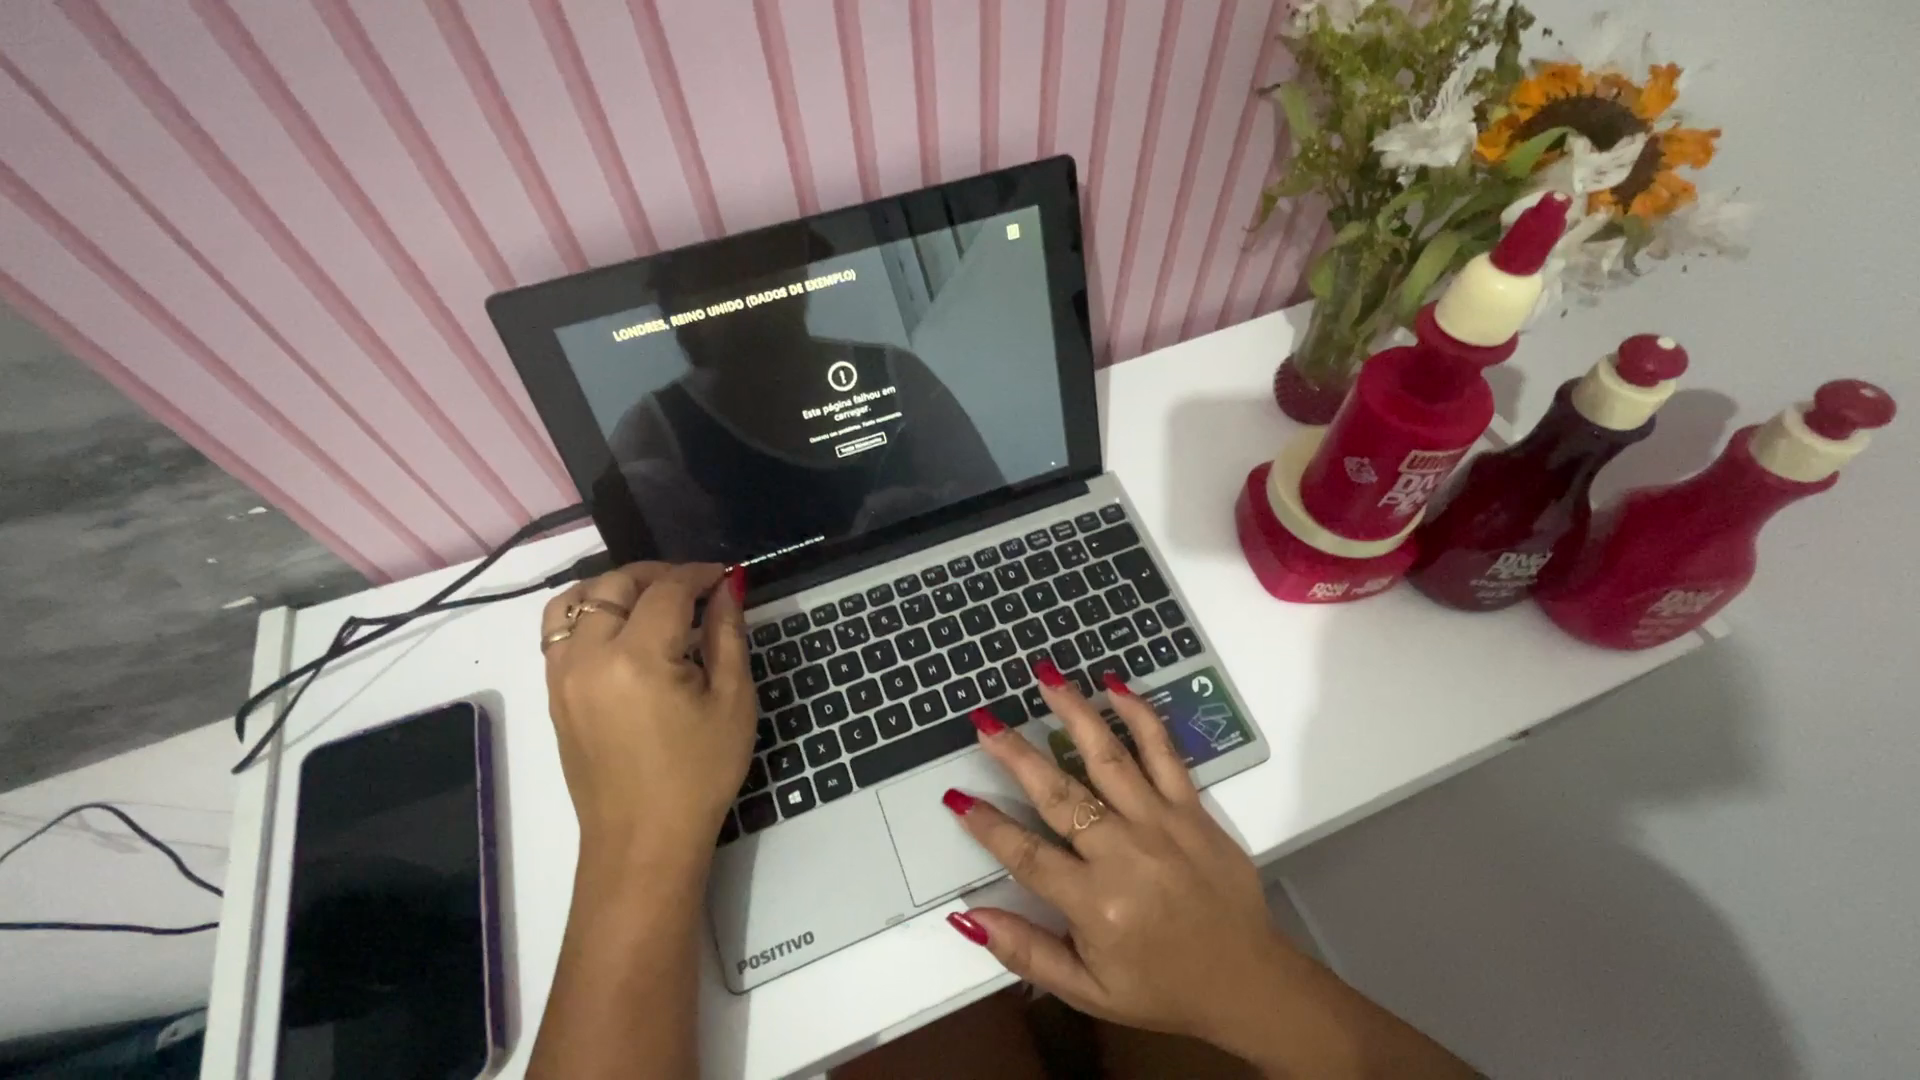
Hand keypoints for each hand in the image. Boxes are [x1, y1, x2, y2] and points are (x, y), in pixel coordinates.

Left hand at [540, 562, 752, 858]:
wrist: (644, 839)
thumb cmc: (700, 773)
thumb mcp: (732, 701)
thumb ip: (727, 634)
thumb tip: (727, 589)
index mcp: (637, 658)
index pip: (667, 590)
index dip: (700, 575)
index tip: (725, 576)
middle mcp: (589, 657)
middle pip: (615, 585)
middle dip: (658, 575)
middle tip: (696, 588)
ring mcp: (563, 676)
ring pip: (575, 601)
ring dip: (614, 588)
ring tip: (650, 601)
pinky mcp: (554, 695)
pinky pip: (558, 633)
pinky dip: (588, 614)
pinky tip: (622, 631)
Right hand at [943, 663, 1298, 1052]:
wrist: (1247, 979)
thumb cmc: (1161, 986)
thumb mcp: (1088, 990)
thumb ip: (1026, 951)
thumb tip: (968, 916)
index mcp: (1095, 903)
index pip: (1026, 853)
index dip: (987, 825)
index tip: (956, 796)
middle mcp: (1125, 853)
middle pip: (1058, 793)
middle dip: (1015, 755)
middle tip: (984, 722)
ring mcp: (1161, 823)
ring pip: (1108, 757)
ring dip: (1073, 713)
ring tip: (1044, 677)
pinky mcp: (1191, 808)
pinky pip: (1164, 753)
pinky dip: (1139, 716)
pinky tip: (1114, 686)